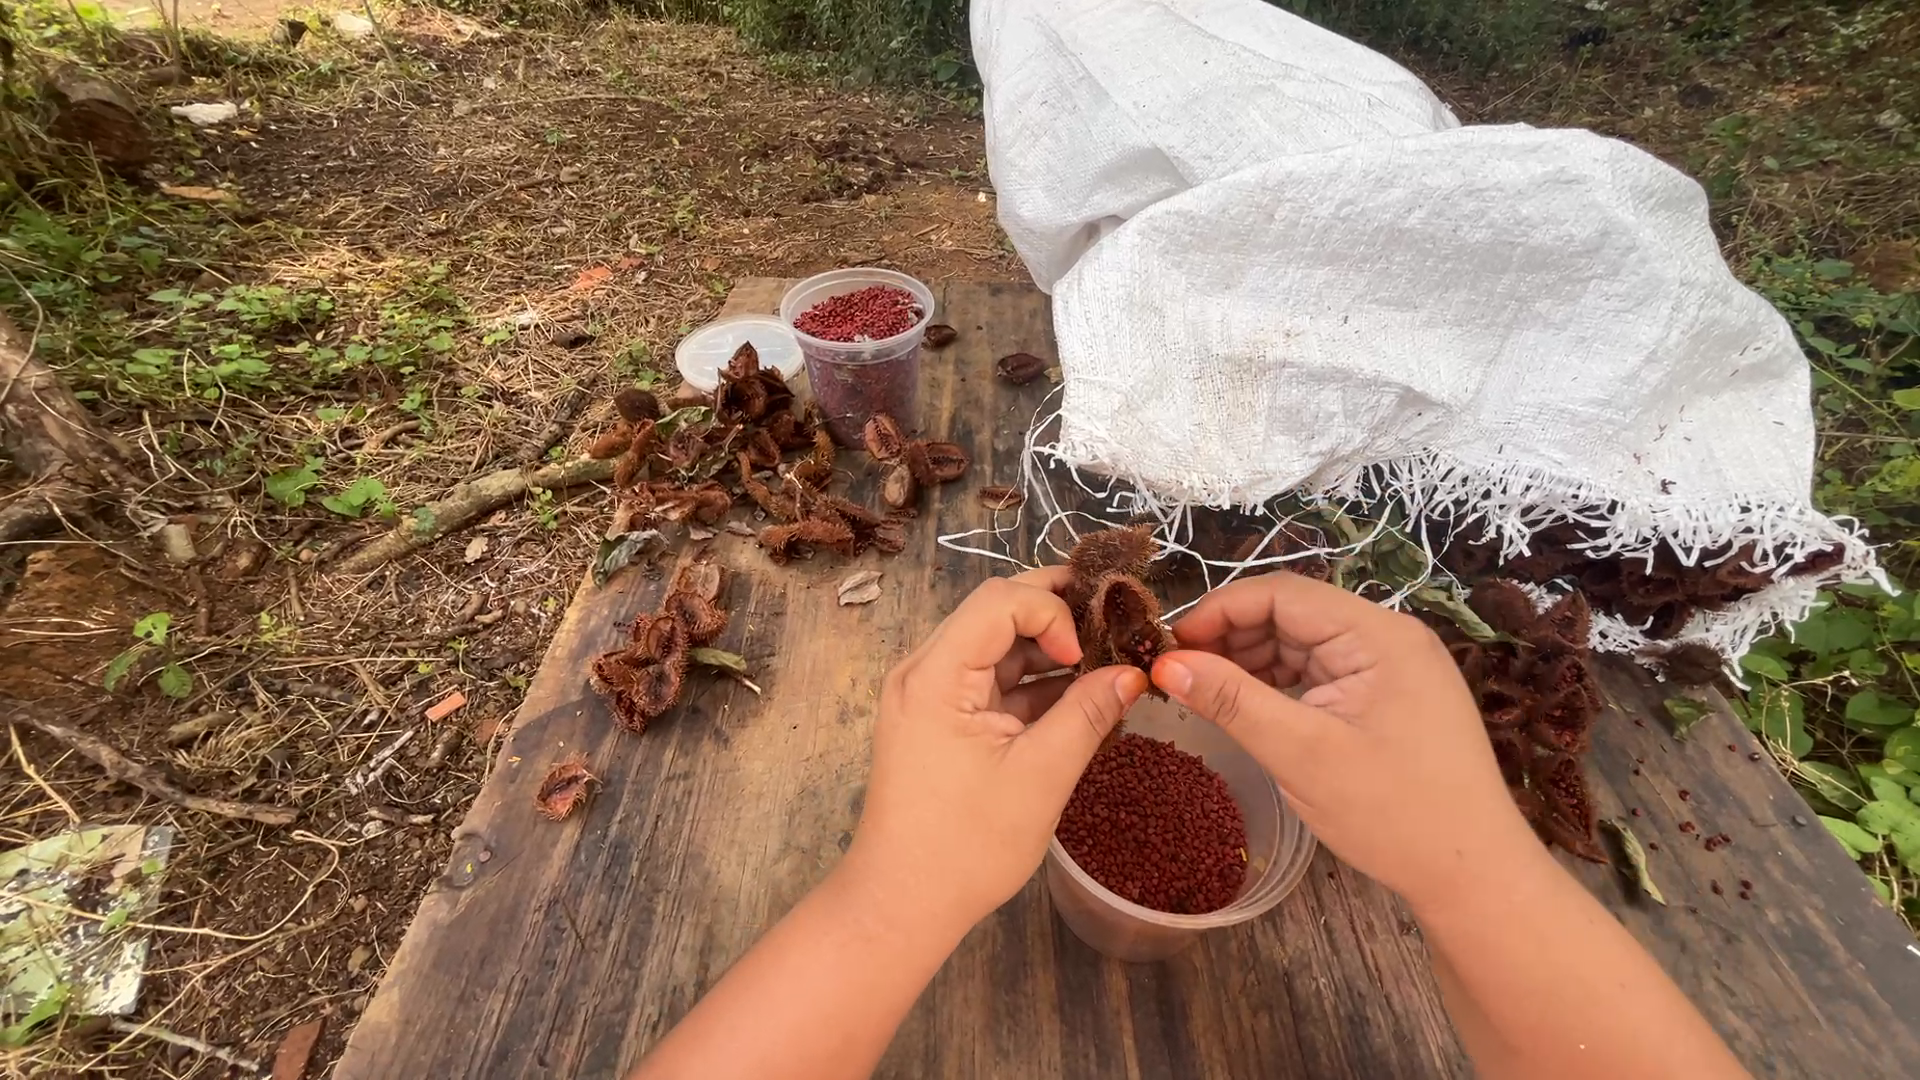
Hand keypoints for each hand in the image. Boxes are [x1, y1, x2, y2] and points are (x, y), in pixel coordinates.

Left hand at [846, 567, 1147, 932]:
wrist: (902, 902)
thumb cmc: (966, 846)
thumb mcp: (1040, 777)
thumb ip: (1087, 714)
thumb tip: (1133, 672)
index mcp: (936, 675)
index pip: (998, 602)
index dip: (1051, 611)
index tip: (1084, 656)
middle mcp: (924, 670)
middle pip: (994, 613)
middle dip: (1055, 613)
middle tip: (1111, 622)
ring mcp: (930, 692)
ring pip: (996, 645)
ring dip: (1047, 649)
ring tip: (1103, 658)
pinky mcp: (941, 716)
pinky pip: (991, 680)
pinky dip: (1031, 682)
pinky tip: (1075, 692)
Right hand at [1149, 572, 1539, 912]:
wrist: (1475, 881)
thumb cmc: (1394, 813)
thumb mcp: (1300, 753)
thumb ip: (1230, 700)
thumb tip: (1164, 664)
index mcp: (1378, 635)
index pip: (1281, 594)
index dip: (1219, 610)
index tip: (1170, 645)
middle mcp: (1385, 637)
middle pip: (1289, 612)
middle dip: (1229, 635)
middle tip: (1179, 670)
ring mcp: (1386, 665)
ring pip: (1297, 640)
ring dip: (1246, 658)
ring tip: (1204, 689)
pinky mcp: (1381, 694)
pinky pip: (1314, 669)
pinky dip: (1272, 681)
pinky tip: (1243, 702)